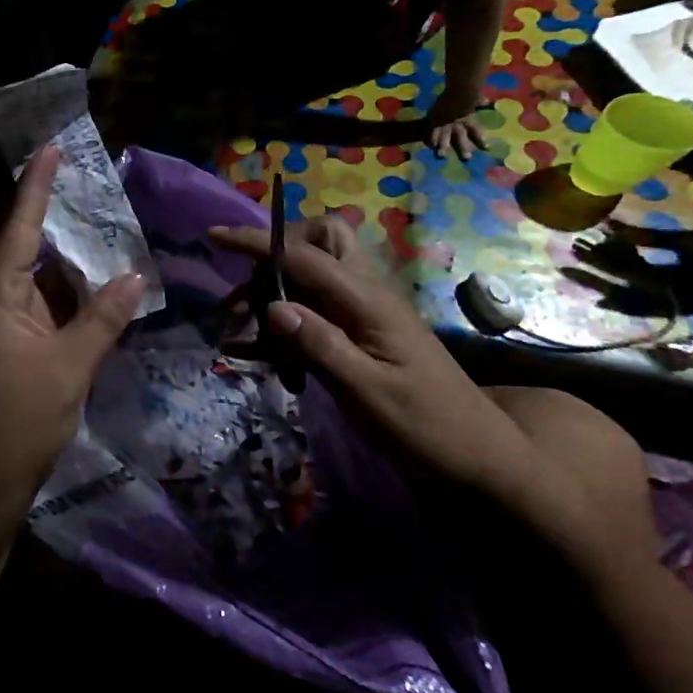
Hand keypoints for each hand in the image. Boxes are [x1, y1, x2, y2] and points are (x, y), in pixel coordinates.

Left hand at [0, 147, 145, 527]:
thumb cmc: (17, 421)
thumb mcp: (68, 368)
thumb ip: (102, 320)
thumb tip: (136, 277)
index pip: (19, 227)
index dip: (36, 187)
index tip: (50, 149)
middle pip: (31, 243)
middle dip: (59, 213)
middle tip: (92, 180)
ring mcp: (10, 321)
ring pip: (45, 273)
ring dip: (74, 253)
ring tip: (108, 220)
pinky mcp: (22, 342)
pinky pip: (52, 301)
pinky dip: (77, 288)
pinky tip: (104, 277)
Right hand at [208, 223, 547, 499]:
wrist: (477, 457)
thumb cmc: (424, 427)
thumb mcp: (367, 393)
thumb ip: (320, 346)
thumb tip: (272, 306)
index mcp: (368, 301)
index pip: (305, 257)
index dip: (258, 243)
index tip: (215, 236)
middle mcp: (367, 293)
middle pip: (322, 241)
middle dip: (279, 254)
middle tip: (251, 296)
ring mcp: (368, 311)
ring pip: (317, 274)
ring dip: (280, 295)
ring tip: (252, 338)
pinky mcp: (365, 331)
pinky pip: (320, 308)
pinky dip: (293, 324)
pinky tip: (281, 364)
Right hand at [427, 85, 489, 160]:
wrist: (460, 90)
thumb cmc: (470, 91)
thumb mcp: (476, 97)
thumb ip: (480, 101)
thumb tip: (487, 101)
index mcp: (469, 119)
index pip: (476, 132)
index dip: (481, 140)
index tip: (487, 148)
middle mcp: (458, 124)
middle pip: (461, 139)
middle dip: (463, 149)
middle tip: (466, 158)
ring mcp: (447, 123)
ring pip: (445, 138)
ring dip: (443, 147)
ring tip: (441, 156)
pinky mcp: (436, 120)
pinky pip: (432, 131)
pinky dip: (431, 137)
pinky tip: (430, 145)